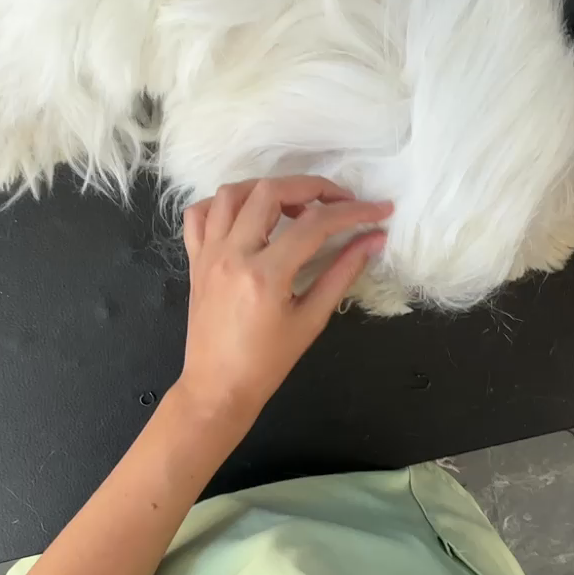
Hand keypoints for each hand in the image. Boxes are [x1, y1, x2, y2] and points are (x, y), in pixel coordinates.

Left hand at [174, 176, 390, 428]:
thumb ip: (342, 274)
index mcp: (264, 275)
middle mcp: (232, 255)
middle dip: (312, 187)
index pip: (314, 224)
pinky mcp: (195, 259)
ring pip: (231, 194)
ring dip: (267, 188)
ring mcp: (208, 254)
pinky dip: (223, 205)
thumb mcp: (311, 320)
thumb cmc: (267, 363)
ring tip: (294, 205)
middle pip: (270, 191)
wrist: (217, 387)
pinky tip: (247, 216)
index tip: (378, 210)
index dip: (353, 211)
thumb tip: (373, 239)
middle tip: (338, 202)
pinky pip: (199, 215)